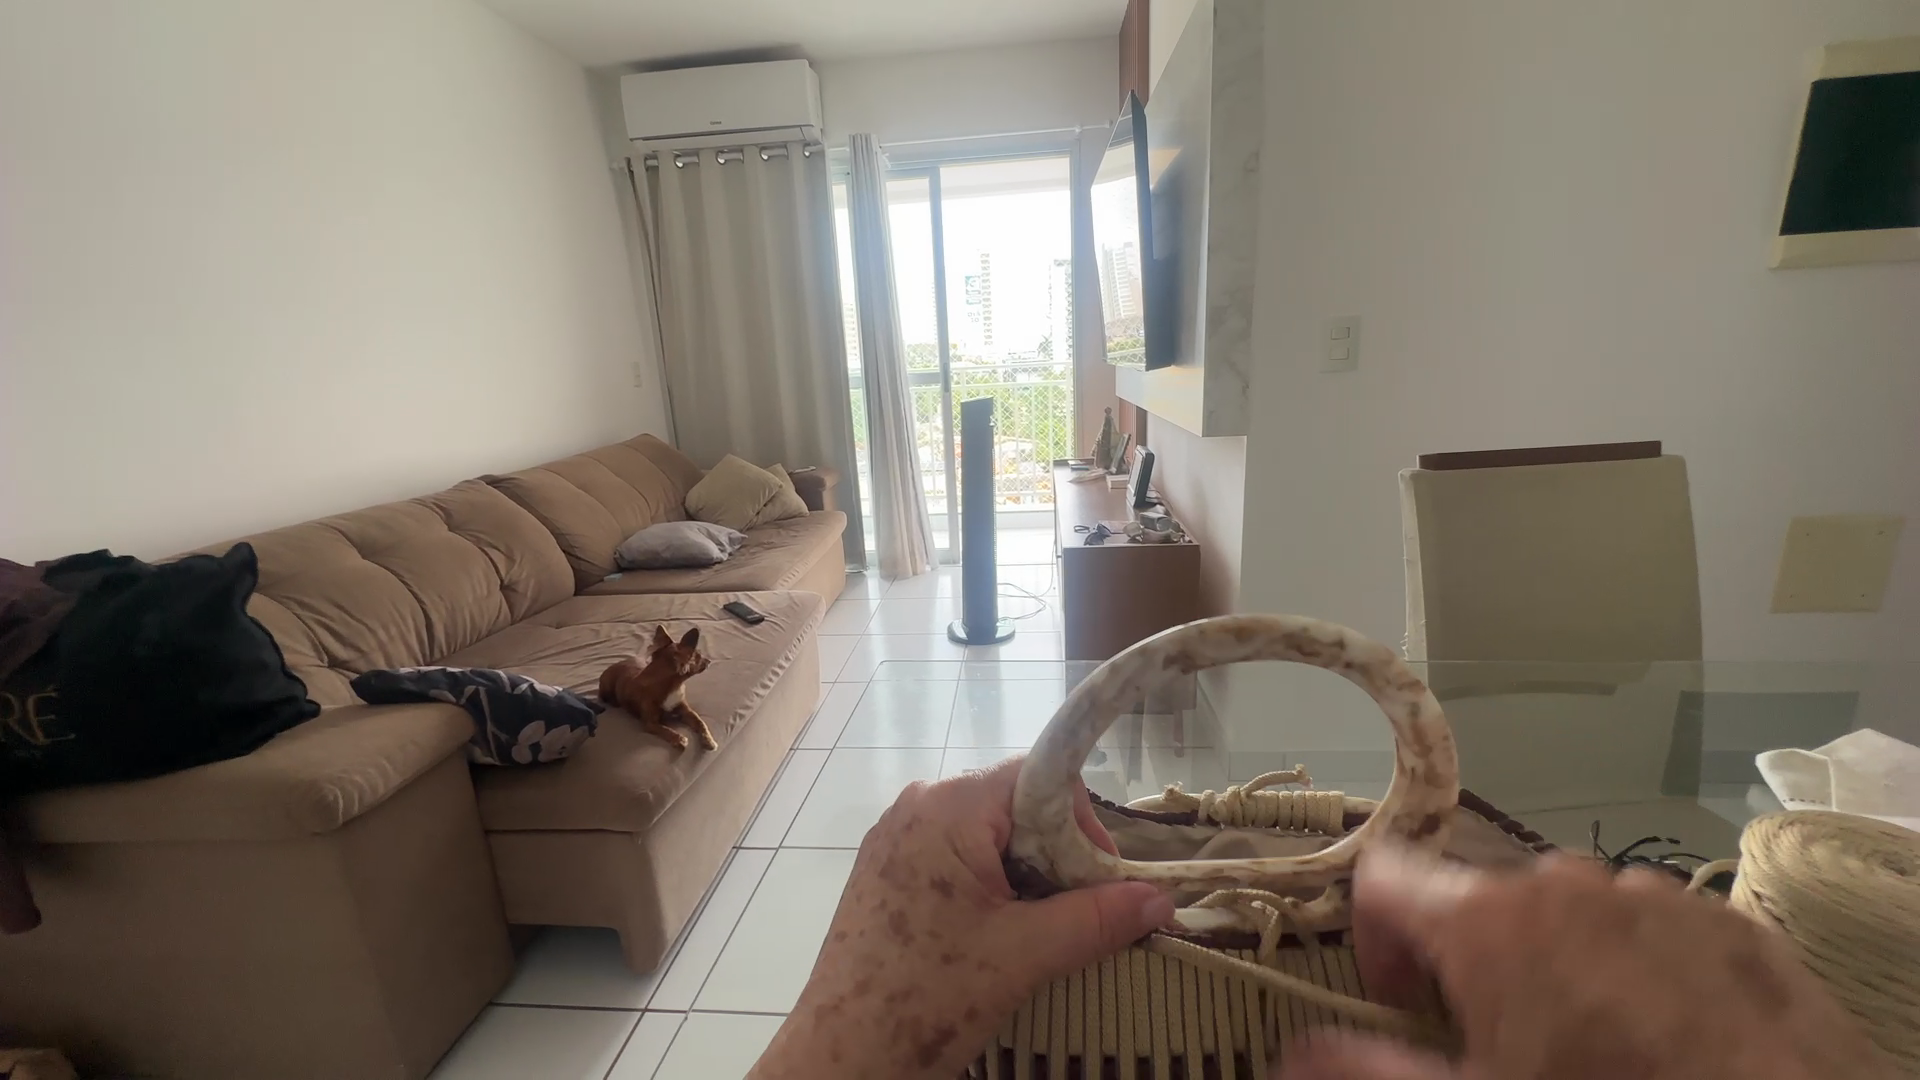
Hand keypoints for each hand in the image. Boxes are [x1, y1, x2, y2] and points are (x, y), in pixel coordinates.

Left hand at [749, 756, 1174, 1079]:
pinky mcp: (885, 863)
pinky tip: (990, 929)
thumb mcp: (1024, 955)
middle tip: (1071, 913)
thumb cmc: (930, 995)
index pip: (1037, 776)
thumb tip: (1164, 900)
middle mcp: (919, 801)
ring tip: (1032, 928)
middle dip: (1052, 852)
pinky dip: (985, 879)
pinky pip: (952, 849)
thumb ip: (1098, 918)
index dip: (1079, 820)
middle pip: (1011, 802)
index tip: (1098, 877)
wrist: (840, 1058)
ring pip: (984, 829)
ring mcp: (896, 832)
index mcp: (949, 804)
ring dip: (1021, 870)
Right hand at [1284, 847, 1889, 1079]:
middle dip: (1465, 958)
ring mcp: (1645, 893)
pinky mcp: (1727, 922)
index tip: (1402, 999)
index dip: (1374, 933)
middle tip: (1500, 1039)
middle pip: (1470, 896)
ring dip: (1547, 956)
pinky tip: (1672, 1035)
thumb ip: (1360, 1070)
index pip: (1380, 874)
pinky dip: (1629, 960)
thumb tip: (1285, 1053)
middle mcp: (1552, 880)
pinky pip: (1642, 920)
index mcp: (1481, 914)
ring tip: (1593, 1039)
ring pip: (1557, 908)